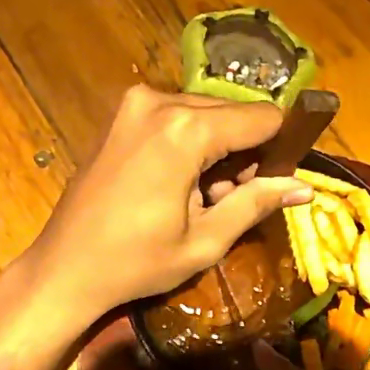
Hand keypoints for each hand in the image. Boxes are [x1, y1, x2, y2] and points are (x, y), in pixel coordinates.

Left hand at [17, 86, 311, 323]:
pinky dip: (188, 143)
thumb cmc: (135, 263)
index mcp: (184, 129)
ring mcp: (132, 105)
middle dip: (245, 150)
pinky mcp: (118, 118)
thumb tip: (305, 187)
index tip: (284, 177)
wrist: (64, 268)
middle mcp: (158, 101)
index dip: (281, 145)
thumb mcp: (204, 241)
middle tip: (239, 197)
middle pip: (229, 113)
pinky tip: (180, 183)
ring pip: (201, 114)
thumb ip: (255, 204)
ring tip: (206, 198)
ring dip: (216, 148)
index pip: (260, 118)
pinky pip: (172, 119)